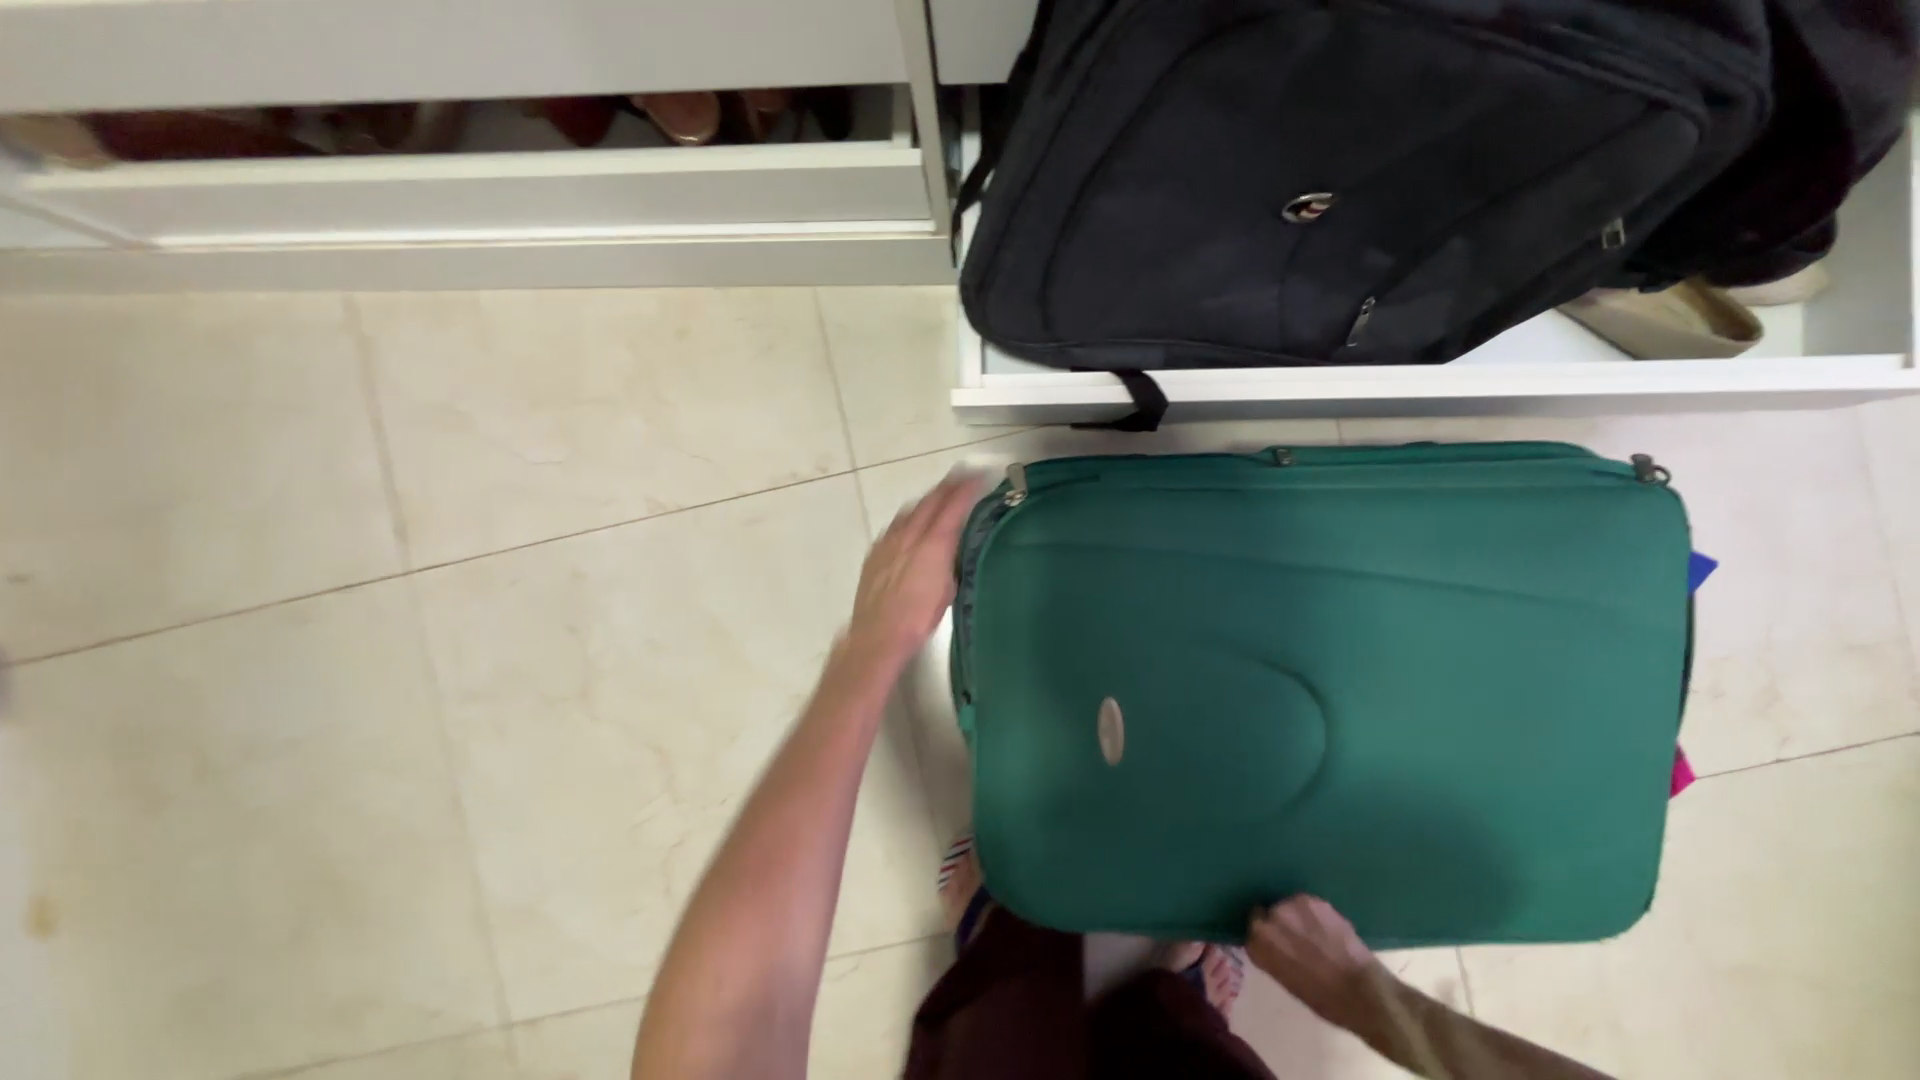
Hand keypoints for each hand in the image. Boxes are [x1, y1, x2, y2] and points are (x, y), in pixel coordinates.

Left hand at [842, 470, 985, 672]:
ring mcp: (889, 542)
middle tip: (962, 476)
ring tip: (939, 495)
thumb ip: (951, 562)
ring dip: (927, 499)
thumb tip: (952, 549)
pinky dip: (909, 517)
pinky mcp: (876, 552)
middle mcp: (910, 536)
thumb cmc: (919, 618)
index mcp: (933, 544)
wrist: (879, 633)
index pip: (953, 507)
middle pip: (930, 501)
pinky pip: (895, 525)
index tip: (978, 476)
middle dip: (948, 486)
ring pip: (910, 509)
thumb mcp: (948, 589)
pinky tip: (911, 521)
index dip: (966, 489)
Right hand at [1247, 894, 1378, 1027]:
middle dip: (1279, 924)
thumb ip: (1272, 955)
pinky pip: (1306, 905)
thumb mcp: (1286, 980)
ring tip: (1316, 934)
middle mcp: (1267, 921)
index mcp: (1257, 945)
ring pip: (1287, 906)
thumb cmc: (1323, 998)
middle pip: (1267, 914)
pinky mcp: (1310, 900)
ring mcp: (1289, 907)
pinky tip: (1328, 929)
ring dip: (1296, 916)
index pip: (1252, 931)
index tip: (1278, 944)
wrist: (1360, 990)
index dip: (1267, 937)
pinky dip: (1313, 914)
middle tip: (1298, 938)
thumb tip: (1275, 944)